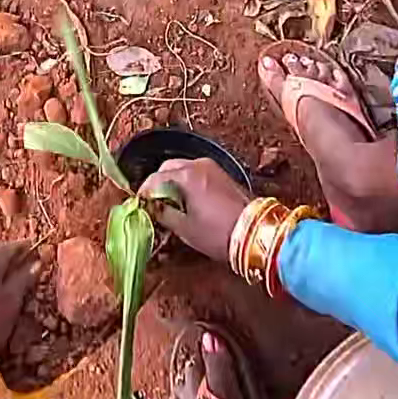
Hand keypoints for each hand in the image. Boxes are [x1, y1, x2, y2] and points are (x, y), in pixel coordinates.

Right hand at [137, 158, 251, 261]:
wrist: (257, 233)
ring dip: (172, 181)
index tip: (140, 205)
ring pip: (182, 167)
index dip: (144, 192)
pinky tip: (186, 199)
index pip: (155, 178)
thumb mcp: (185, 228)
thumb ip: (163, 214)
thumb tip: (151, 208)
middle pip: (167, 167)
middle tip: (154, 203)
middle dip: (158, 183)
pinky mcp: (222, 174)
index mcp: (186, 176)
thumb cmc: (218, 233)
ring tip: (169, 202)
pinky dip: (186, 181)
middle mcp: (198, 165)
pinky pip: (196, 172)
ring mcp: (212, 167)